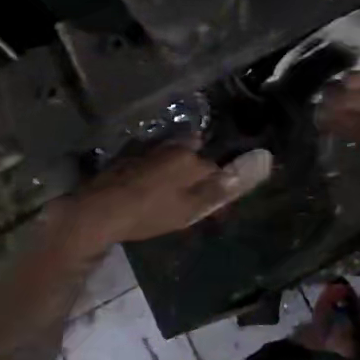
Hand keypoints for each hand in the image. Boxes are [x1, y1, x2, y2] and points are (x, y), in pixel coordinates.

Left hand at [54, 141, 273, 250]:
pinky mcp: (127, 155)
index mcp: (190, 158)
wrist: (97, 211)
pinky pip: (151, 161)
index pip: (216, 170)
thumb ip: (222, 188)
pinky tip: (147, 189)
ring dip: (176, 173)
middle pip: (195, 158)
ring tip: (169, 197)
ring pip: (172, 158)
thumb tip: (262, 162)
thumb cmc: (148, 213)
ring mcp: (147, 148)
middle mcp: (171, 146)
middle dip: (197, 176)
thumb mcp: (190, 208)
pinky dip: (155, 172)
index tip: (213, 211)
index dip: (217, 190)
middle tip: (190, 203)